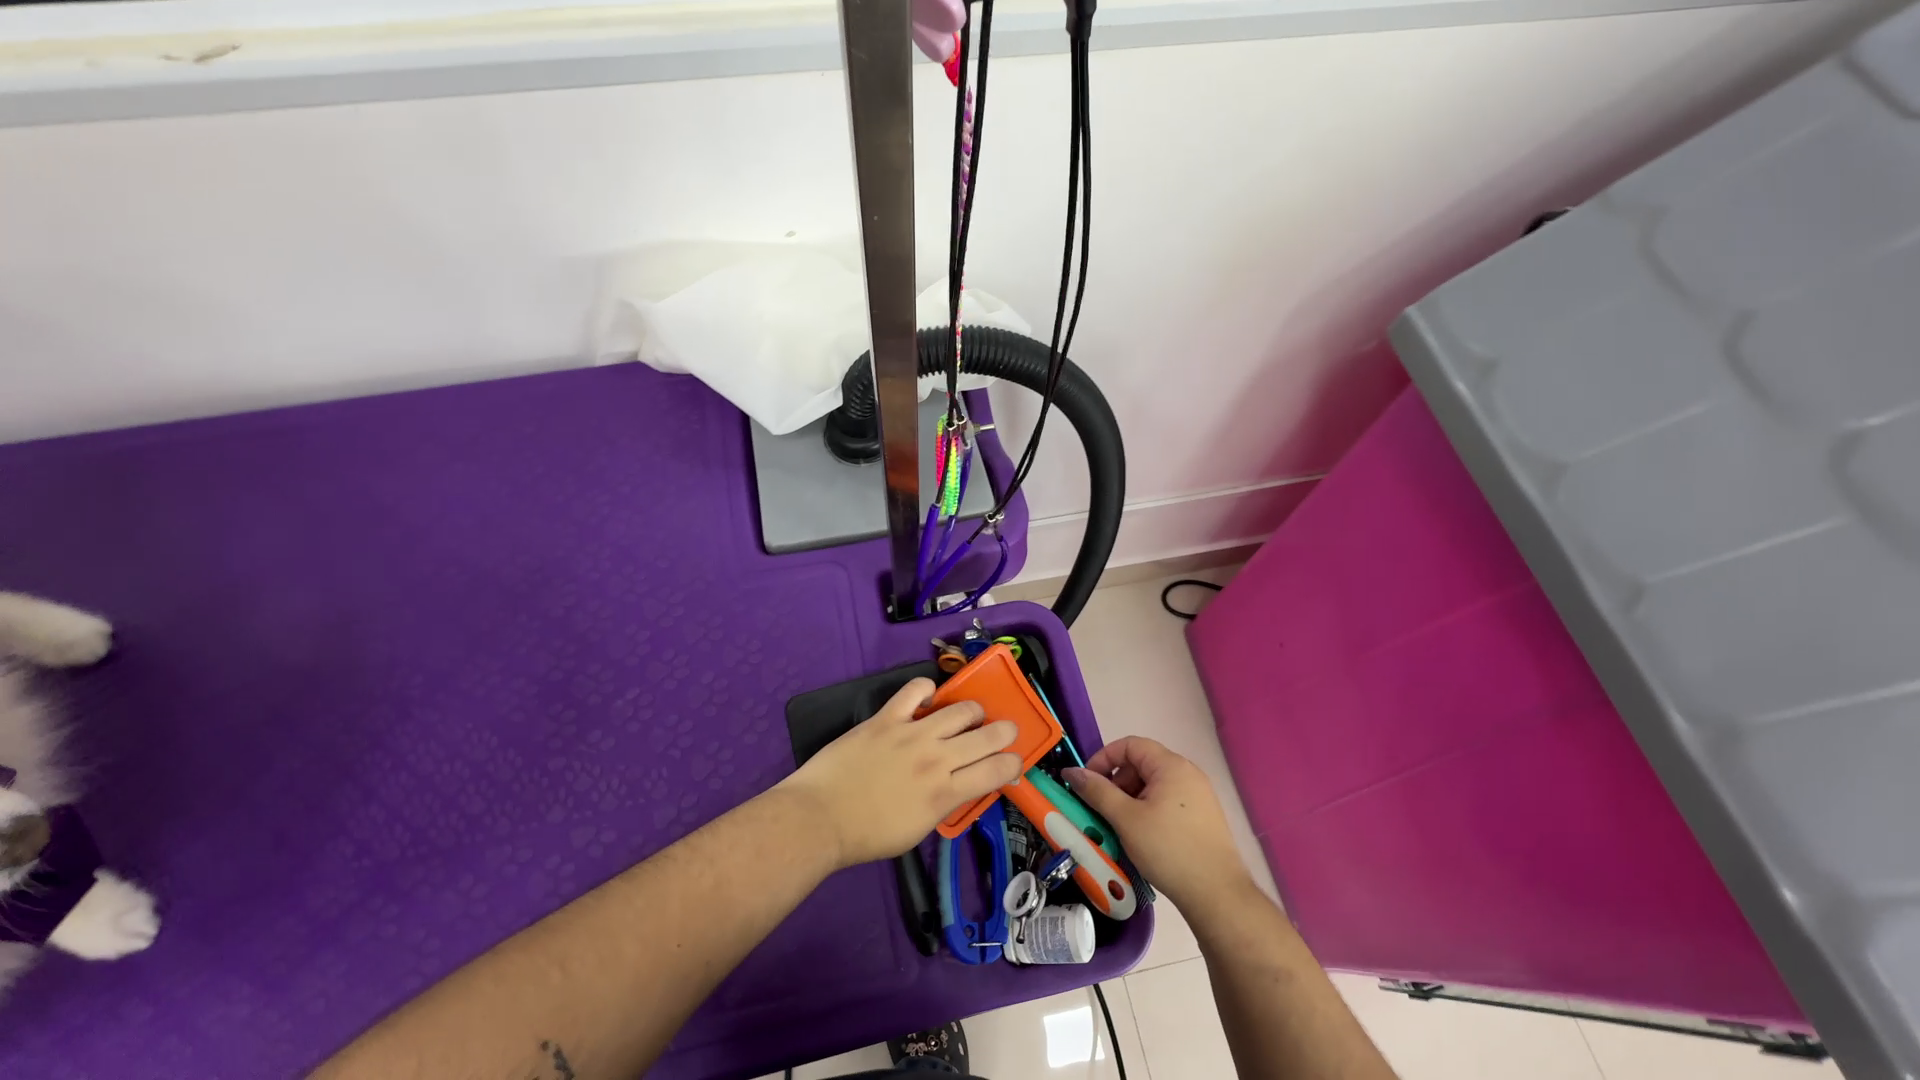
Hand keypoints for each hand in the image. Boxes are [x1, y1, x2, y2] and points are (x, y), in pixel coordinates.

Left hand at [777, 678, 1022, 868]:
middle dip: (1004, 732)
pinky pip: (915, 690)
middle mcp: (937, 758)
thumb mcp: (917, 831)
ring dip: (973, 711)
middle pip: (988, 736)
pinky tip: (928, 698)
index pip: (997, 771)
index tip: (1012, 763)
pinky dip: (927, 690)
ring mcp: (912, 734)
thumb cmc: (867, 836)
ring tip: (971, 715)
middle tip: (1005, 732)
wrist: (820, 818)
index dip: (1012, 764)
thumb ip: (942, 805)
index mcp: (946, 793)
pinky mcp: (887, 718)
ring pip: (960, 709)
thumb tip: (956, 788)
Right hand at [1064, 737, 1249, 907]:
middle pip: (1142, 764)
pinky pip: (1167, 802)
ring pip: (1153, 786)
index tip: (1087, 784)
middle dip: (1116, 783)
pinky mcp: (1202, 816)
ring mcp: (1198, 795)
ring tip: (1121, 828)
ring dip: (1130, 800)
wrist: (1216, 892)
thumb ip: (1097, 791)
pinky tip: (1142, 837)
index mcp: (1171, 766)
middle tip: (1104, 811)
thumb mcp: (1125, 819)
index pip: (1130, 745)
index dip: (1103, 759)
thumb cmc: (1168, 849)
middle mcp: (1188, 773)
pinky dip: (1147, 811)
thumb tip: (1072, 771)